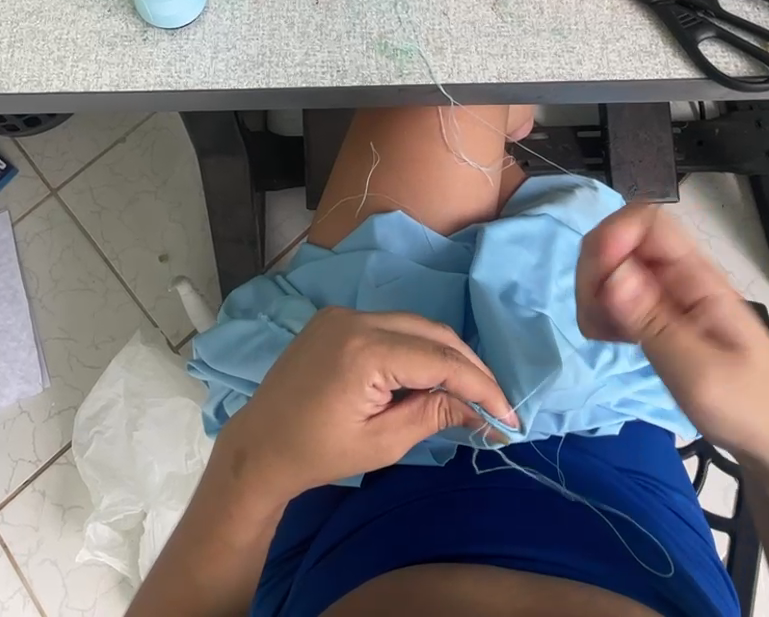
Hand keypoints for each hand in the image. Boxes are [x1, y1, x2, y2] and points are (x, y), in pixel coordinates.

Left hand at [213, 308, 517, 505]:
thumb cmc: (318, 453)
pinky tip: (429, 376)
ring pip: (412, 325)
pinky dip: (414, 347)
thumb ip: (434, 414)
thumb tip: (480, 408)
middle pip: (431, 332)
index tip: (510, 417)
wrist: (259, 445)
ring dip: (443, 355)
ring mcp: (341, 315)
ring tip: (469, 392)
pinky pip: (388, 326)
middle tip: (495, 404)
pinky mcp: (334, 320)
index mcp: (365, 350)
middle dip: (468, 366)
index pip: (440, 358)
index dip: (481, 386)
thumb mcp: (384, 441)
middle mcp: (355, 319)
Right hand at [577, 205, 768, 472]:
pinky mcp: (659, 316)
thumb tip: (612, 273)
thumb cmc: (751, 411)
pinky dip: (602, 312)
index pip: (646, 221)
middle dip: (594, 272)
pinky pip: (617, 295)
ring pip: (612, 267)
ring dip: (594, 295)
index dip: (612, 238)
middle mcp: (681, 277)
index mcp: (700, 279)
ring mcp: (669, 295)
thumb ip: (652, 321)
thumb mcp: (700, 372)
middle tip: (596, 320)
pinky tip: (612, 341)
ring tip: (604, 337)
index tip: (600, 286)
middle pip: (619, 241)